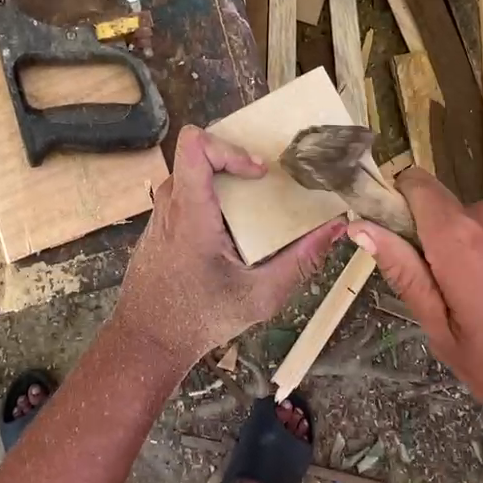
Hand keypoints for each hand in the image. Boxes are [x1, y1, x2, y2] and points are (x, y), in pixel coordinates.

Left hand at [112, 125, 344, 364]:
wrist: (147, 338)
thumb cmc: (199, 318)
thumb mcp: (260, 297)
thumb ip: (300, 261)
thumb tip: (335, 228)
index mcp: (190, 211)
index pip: (195, 143)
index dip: (230, 146)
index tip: (258, 173)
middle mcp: (171, 201)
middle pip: (201, 152)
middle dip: (237, 160)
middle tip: (268, 184)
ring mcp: (162, 208)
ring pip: (195, 170)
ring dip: (227, 180)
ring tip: (256, 205)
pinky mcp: (162, 220)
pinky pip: (188, 189)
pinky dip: (214, 196)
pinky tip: (234, 227)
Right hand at [348, 167, 482, 451]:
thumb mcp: (451, 338)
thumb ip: (407, 276)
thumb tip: (363, 227)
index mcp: (458, 235)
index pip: (413, 183)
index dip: (395, 204)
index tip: (394, 246)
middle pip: (444, 213)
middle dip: (436, 248)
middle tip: (449, 308)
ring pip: (477, 230)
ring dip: (470, 260)